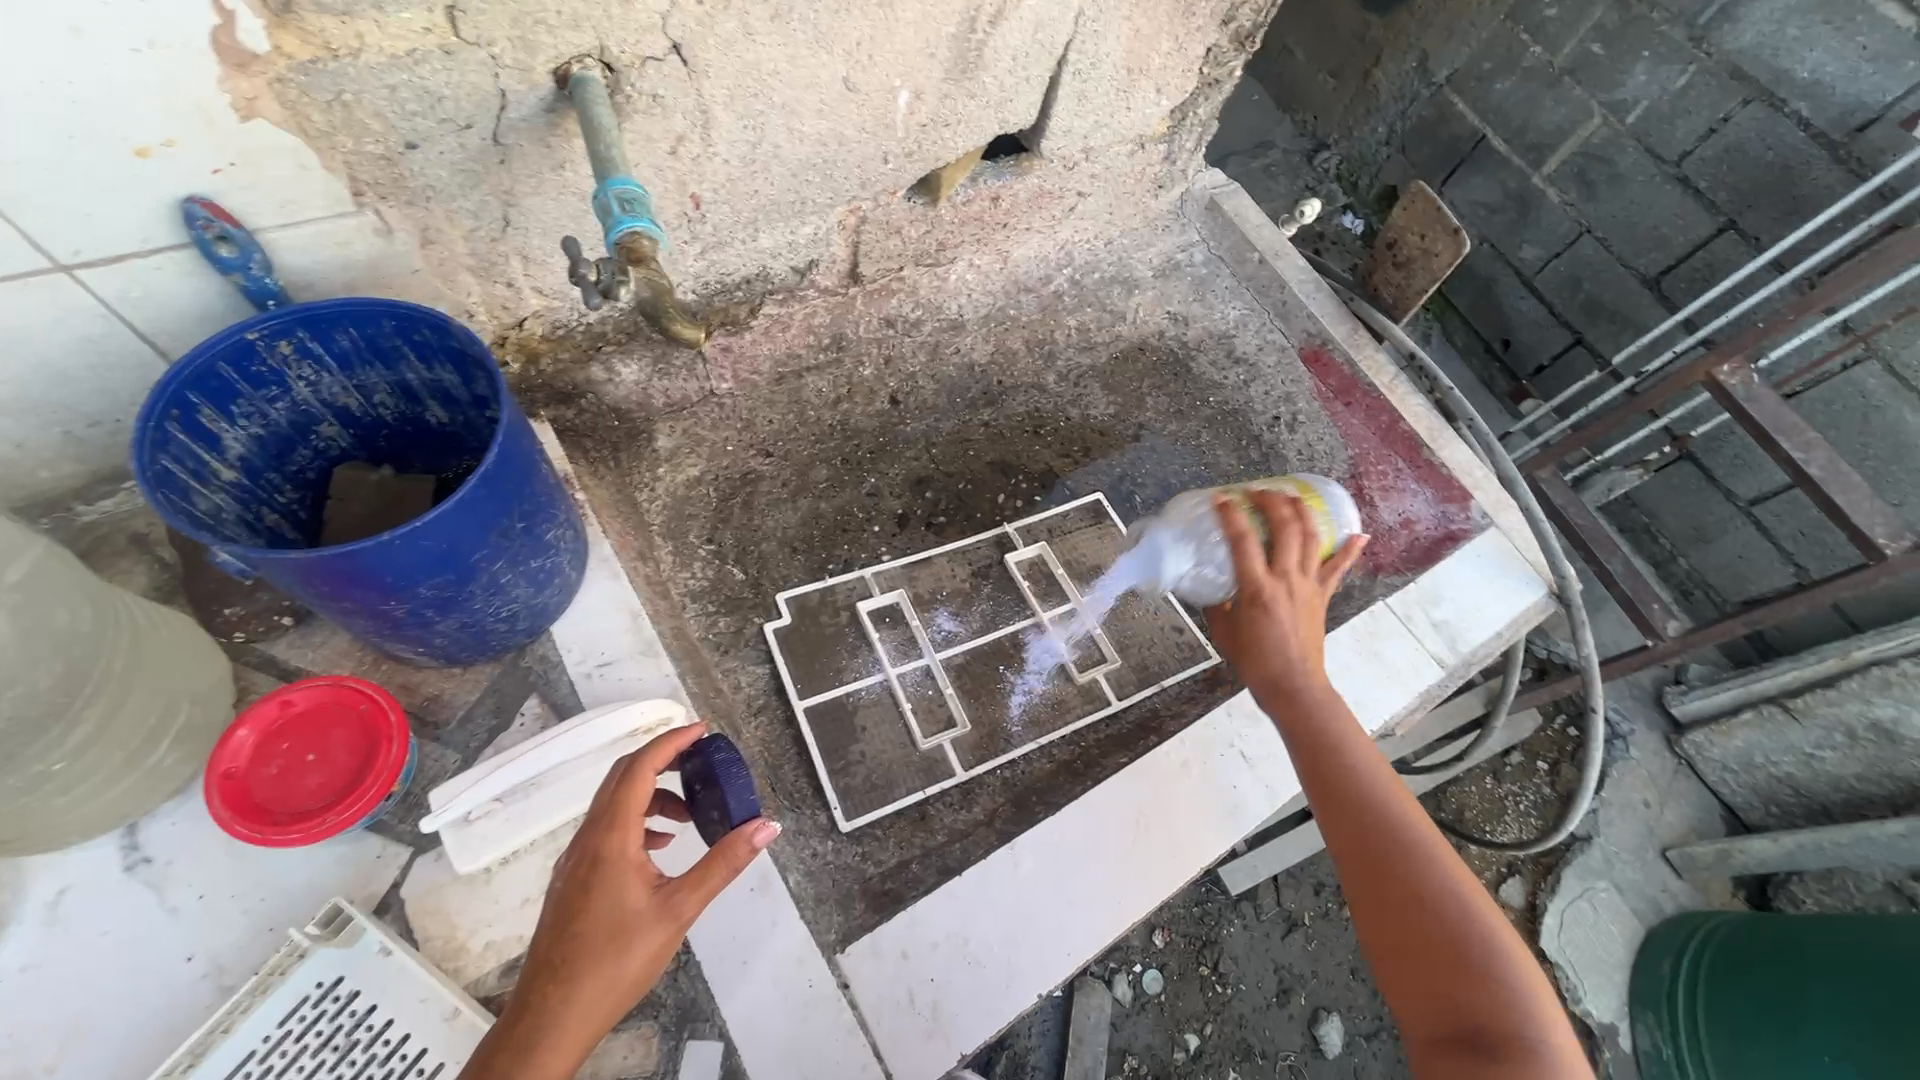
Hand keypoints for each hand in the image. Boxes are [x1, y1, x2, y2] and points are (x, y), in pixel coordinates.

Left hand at [474, 722, 780, 1075]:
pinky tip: (661, 849)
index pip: (640, 769)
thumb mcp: (679, 911)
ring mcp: (576, 860)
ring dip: (653, 795)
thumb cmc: (615, 962)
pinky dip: (638, 822)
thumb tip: (766, 826)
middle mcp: (587, 839)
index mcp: (610, 837)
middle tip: (702, 760)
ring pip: (613, 805)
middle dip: (663, 760)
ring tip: (691, 816)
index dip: (671, 742)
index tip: (702, 730)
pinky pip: (607, 830)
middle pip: (622, 778)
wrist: (550, 1016)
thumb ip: (723, 863)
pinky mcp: (573, 880)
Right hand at [1203, 490, 1367, 703]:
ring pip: (1311, 537)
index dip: (1231, 514)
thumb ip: (1218, 603)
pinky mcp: (1323, 596)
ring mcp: (1309, 585)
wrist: (1292, 685)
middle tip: (1257, 491)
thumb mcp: (1224, 631)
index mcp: (1257, 588)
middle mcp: (1286, 579)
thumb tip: (1211, 586)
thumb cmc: (1254, 662)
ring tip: (1291, 495)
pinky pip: (1338, 568)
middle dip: (1271, 501)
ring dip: (1302, 511)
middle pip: (1285, 527)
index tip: (1221, 498)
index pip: (1242, 540)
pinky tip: (1359, 534)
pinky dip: (1350, 550)